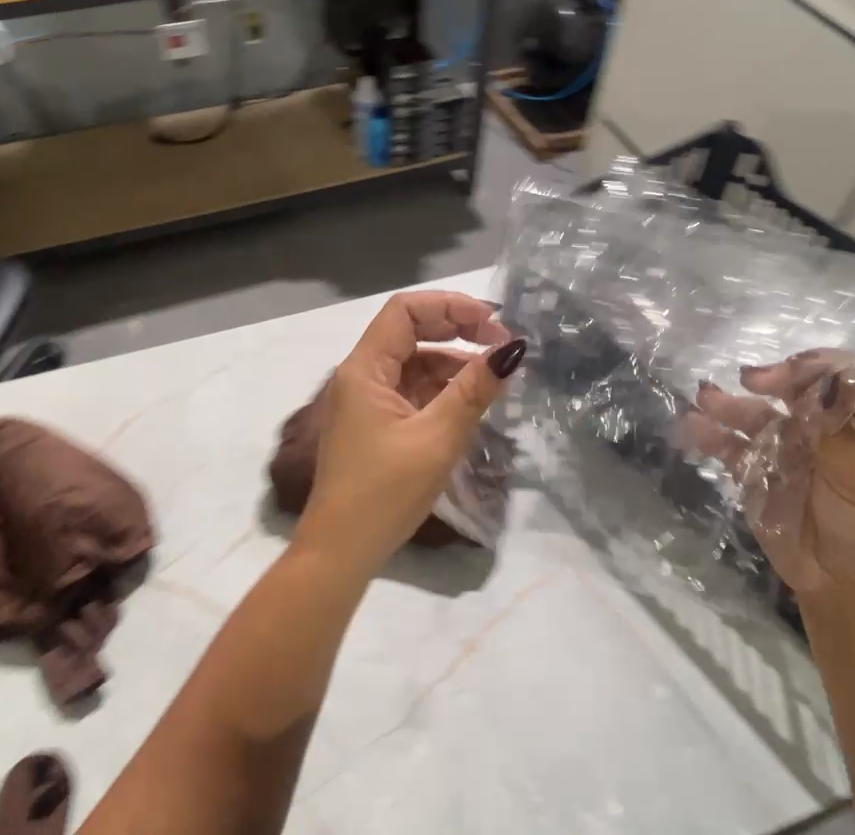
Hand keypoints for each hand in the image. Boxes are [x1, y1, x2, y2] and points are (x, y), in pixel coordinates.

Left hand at [297, 292, 524, 575]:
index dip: (450, 306)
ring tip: (496, 379)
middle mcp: (361, 375)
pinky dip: (443, 390)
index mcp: (365, 368)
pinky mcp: (376, 425)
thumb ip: (473, 391)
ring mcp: (367, 401)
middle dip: (457, 331)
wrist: (342, 549)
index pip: (405, 310)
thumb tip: (512, 351)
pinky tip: (473, 402)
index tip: (493, 323)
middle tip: (503, 346)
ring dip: (454, 363)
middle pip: (410, 332)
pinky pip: (412, 391)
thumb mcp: (437, 438)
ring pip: (414, 363)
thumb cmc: (385, 491)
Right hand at [684, 349, 854, 599]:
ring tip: (704, 398)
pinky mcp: (755, 473)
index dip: (820, 368)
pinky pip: (730, 447)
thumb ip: (841, 434)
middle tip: (748, 380)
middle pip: (794, 391)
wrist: (847, 586)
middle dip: (771, 379)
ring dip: (731, 404)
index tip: (794, 374)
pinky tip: (693, 427)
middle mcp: (820, 430)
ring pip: (756, 416)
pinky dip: (710, 435)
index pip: (845, 380)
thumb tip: (826, 381)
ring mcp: (784, 450)